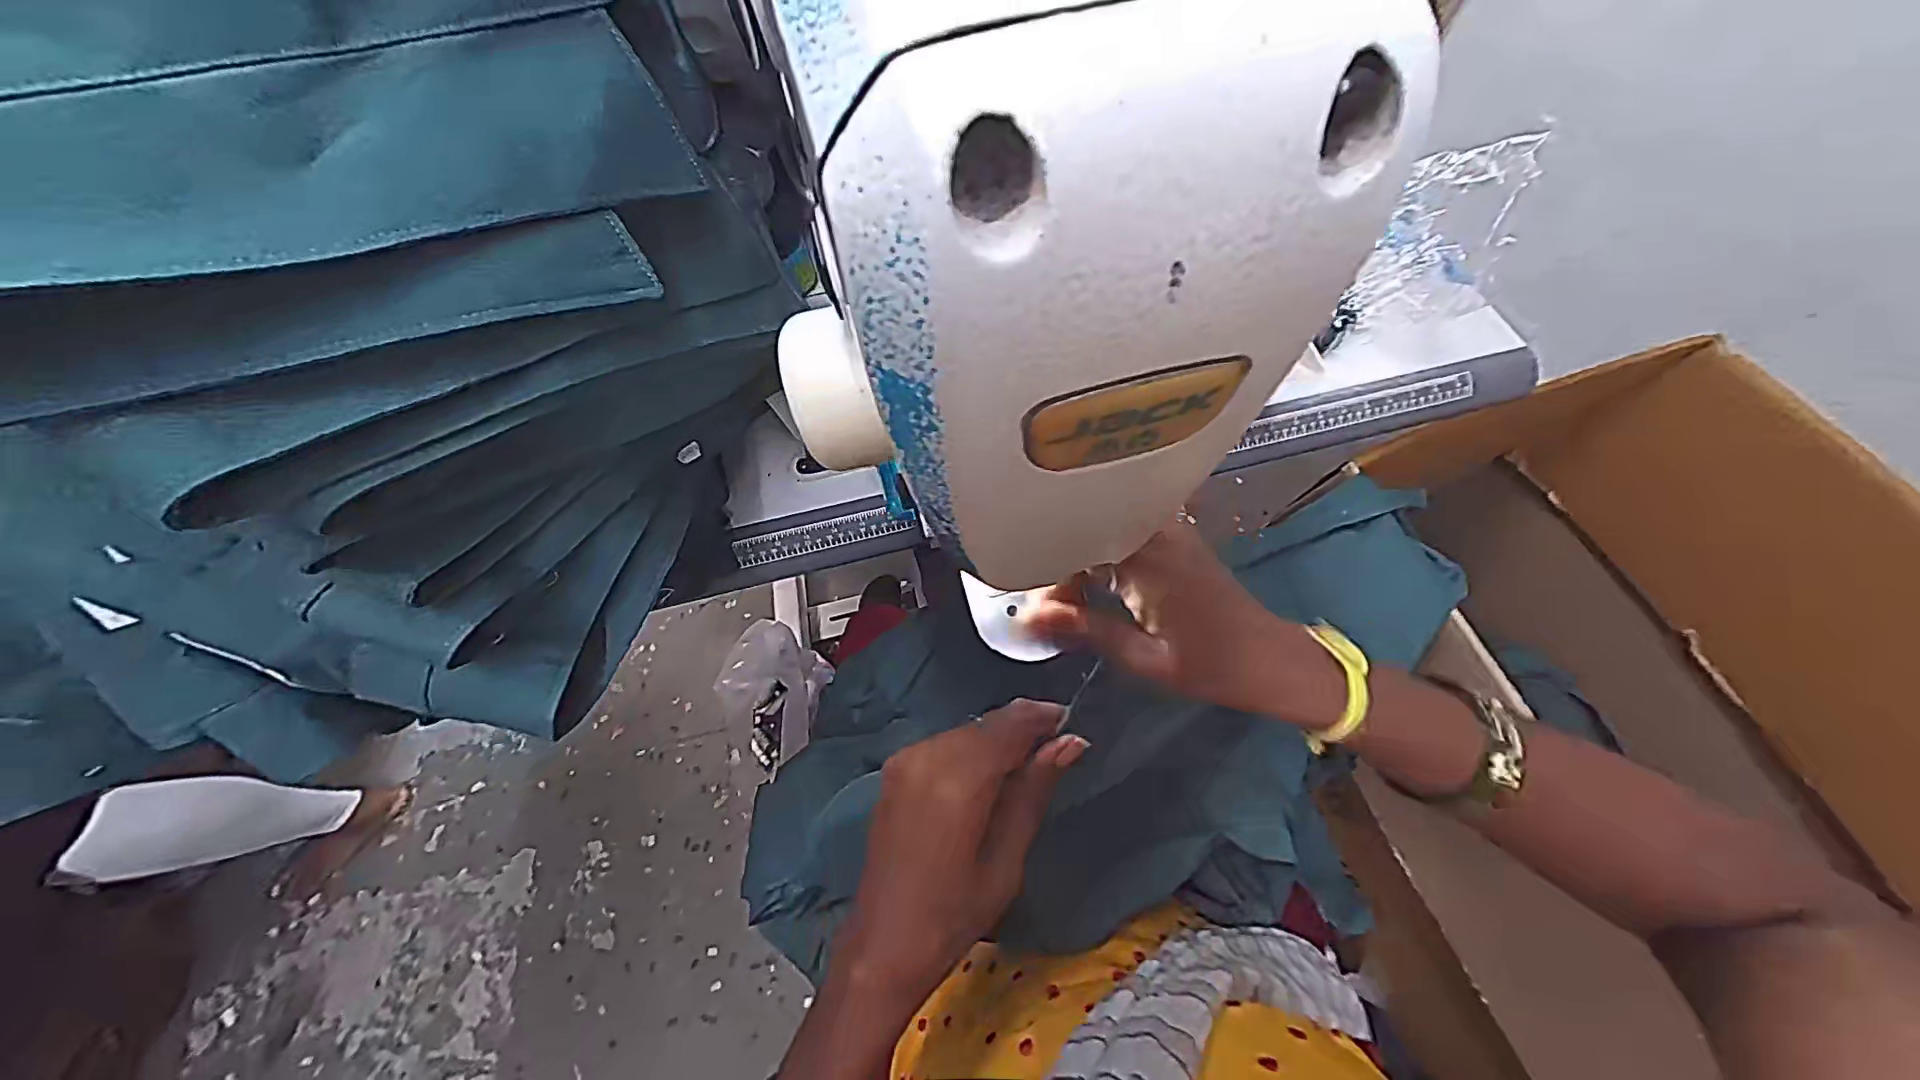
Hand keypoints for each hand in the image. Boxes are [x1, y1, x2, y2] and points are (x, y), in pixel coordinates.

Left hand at [838, 699, 1088, 994]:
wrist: (883, 944)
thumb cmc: (953, 916)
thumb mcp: (1005, 860)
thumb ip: (1033, 791)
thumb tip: (1069, 742)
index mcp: (955, 781)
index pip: (1009, 726)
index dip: (1043, 718)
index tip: (1073, 723)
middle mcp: (925, 757)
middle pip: (986, 725)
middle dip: (1023, 728)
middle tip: (1057, 746)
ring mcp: (904, 760)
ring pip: (966, 731)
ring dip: (997, 739)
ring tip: (1027, 764)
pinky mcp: (894, 769)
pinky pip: (944, 744)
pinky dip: (972, 749)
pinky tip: (988, 774)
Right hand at [1021, 517, 1343, 727]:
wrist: (1269, 659)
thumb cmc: (1211, 665)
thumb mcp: (1143, 658)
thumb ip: (1087, 630)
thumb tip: (1030, 618)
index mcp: (1149, 560)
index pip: (1078, 542)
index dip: (1050, 571)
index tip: (1040, 607)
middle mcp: (1158, 534)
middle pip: (1087, 527)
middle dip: (1060, 560)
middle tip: (1049, 603)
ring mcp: (1169, 532)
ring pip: (1102, 526)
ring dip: (1079, 555)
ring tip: (1067, 595)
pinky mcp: (1174, 539)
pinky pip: (1122, 531)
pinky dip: (1100, 552)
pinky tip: (1092, 581)